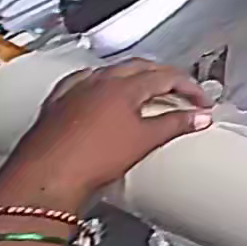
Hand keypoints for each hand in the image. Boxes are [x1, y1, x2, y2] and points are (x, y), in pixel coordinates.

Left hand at [0, 59, 212, 211]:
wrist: (45, 178)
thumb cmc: (89, 159)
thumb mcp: (145, 141)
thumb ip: (176, 124)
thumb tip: (198, 117)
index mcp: (124, 84)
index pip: (166, 76)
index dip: (189, 87)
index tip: (201, 101)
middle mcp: (98, 80)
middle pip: (141, 67)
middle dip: (165, 76)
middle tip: (181, 92)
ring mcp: (76, 89)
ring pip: (112, 71)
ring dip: (135, 77)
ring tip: (148, 92)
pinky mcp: (58, 102)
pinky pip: (86, 82)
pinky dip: (104, 85)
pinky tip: (103, 95)